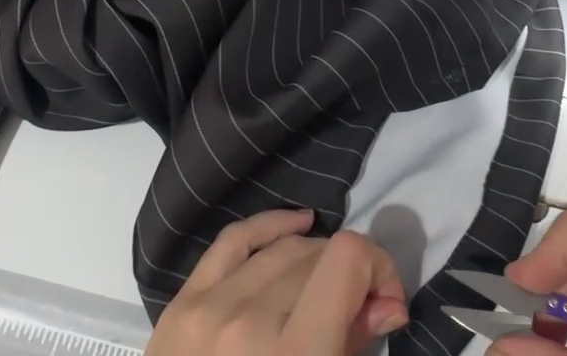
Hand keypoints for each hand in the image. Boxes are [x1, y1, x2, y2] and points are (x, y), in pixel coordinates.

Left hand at [146, 209, 409, 355]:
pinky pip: (234, 239)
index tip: (384, 306)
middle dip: (350, 277)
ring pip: (284, 248)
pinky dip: (271, 225)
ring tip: (324, 293)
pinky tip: (300, 224)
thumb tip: (386, 303)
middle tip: (357, 313)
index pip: (348, 260)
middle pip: (319, 255)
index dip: (379, 271)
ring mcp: (209, 308)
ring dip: (316, 263)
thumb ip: (355, 344)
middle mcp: (250, 321)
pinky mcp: (180, 305)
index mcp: (294, 354)